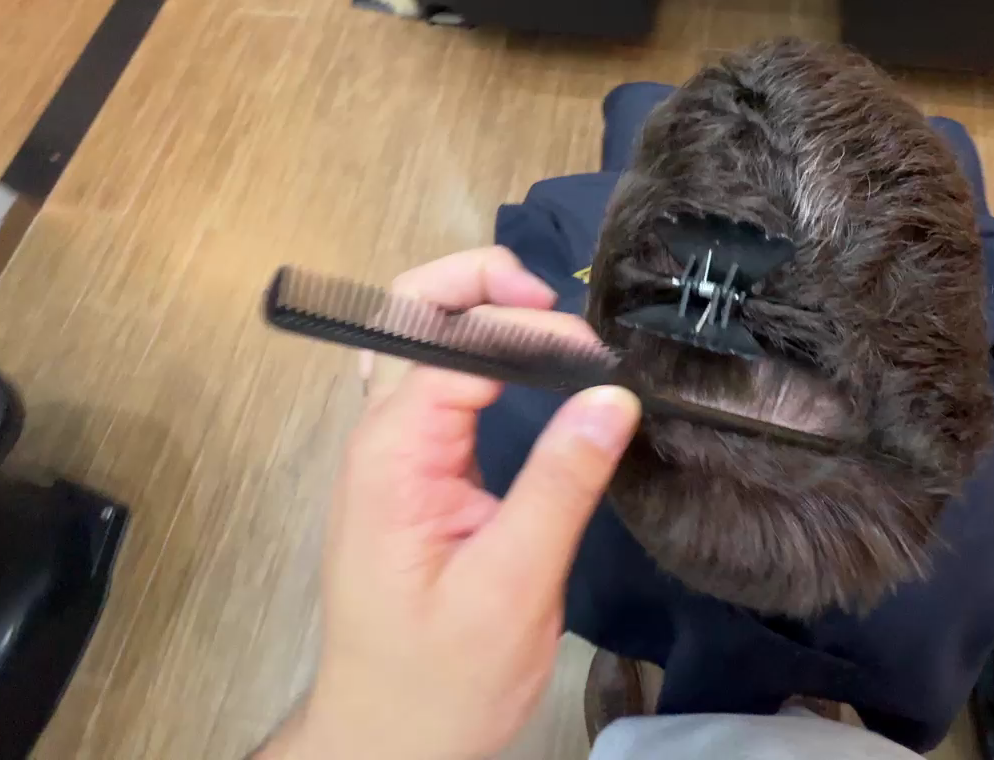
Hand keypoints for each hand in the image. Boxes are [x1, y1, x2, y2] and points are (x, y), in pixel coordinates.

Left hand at [258, 248, 641, 759]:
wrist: (382, 741)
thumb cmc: (441, 680)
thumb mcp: (512, 588)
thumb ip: (561, 484)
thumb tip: (614, 395)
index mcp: (394, 453)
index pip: (462, 348)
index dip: (532, 333)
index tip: (600, 354)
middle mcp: (379, 432)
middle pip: (410, 309)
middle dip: (478, 280)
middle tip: (551, 297)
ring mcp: (387, 443)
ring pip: (413, 329)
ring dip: (472, 300)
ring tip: (539, 307)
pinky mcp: (407, 460)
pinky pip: (427, 370)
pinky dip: (469, 339)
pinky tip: (508, 349)